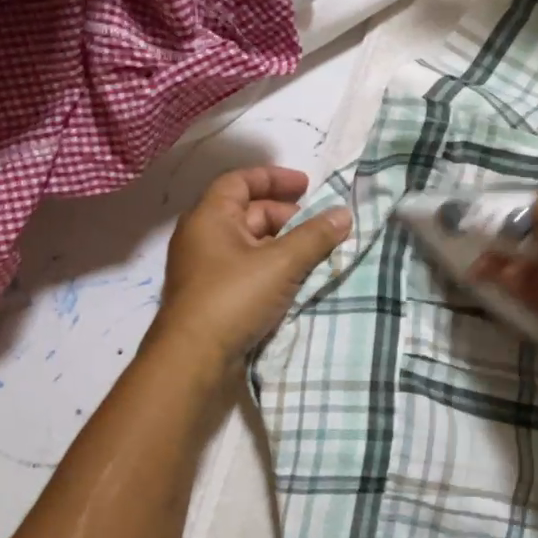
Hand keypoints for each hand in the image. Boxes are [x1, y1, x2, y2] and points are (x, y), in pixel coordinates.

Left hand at [151, 166, 351, 362]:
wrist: (193, 359)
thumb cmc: (233, 298)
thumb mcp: (282, 263)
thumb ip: (315, 236)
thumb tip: (344, 214)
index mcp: (210, 217)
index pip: (240, 181)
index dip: (274, 178)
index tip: (307, 186)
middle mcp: (203, 237)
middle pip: (249, 213)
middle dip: (287, 216)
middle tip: (320, 228)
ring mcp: (206, 269)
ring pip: (251, 244)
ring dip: (284, 245)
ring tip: (316, 255)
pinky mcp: (213, 296)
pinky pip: (248, 269)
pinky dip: (273, 268)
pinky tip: (297, 281)